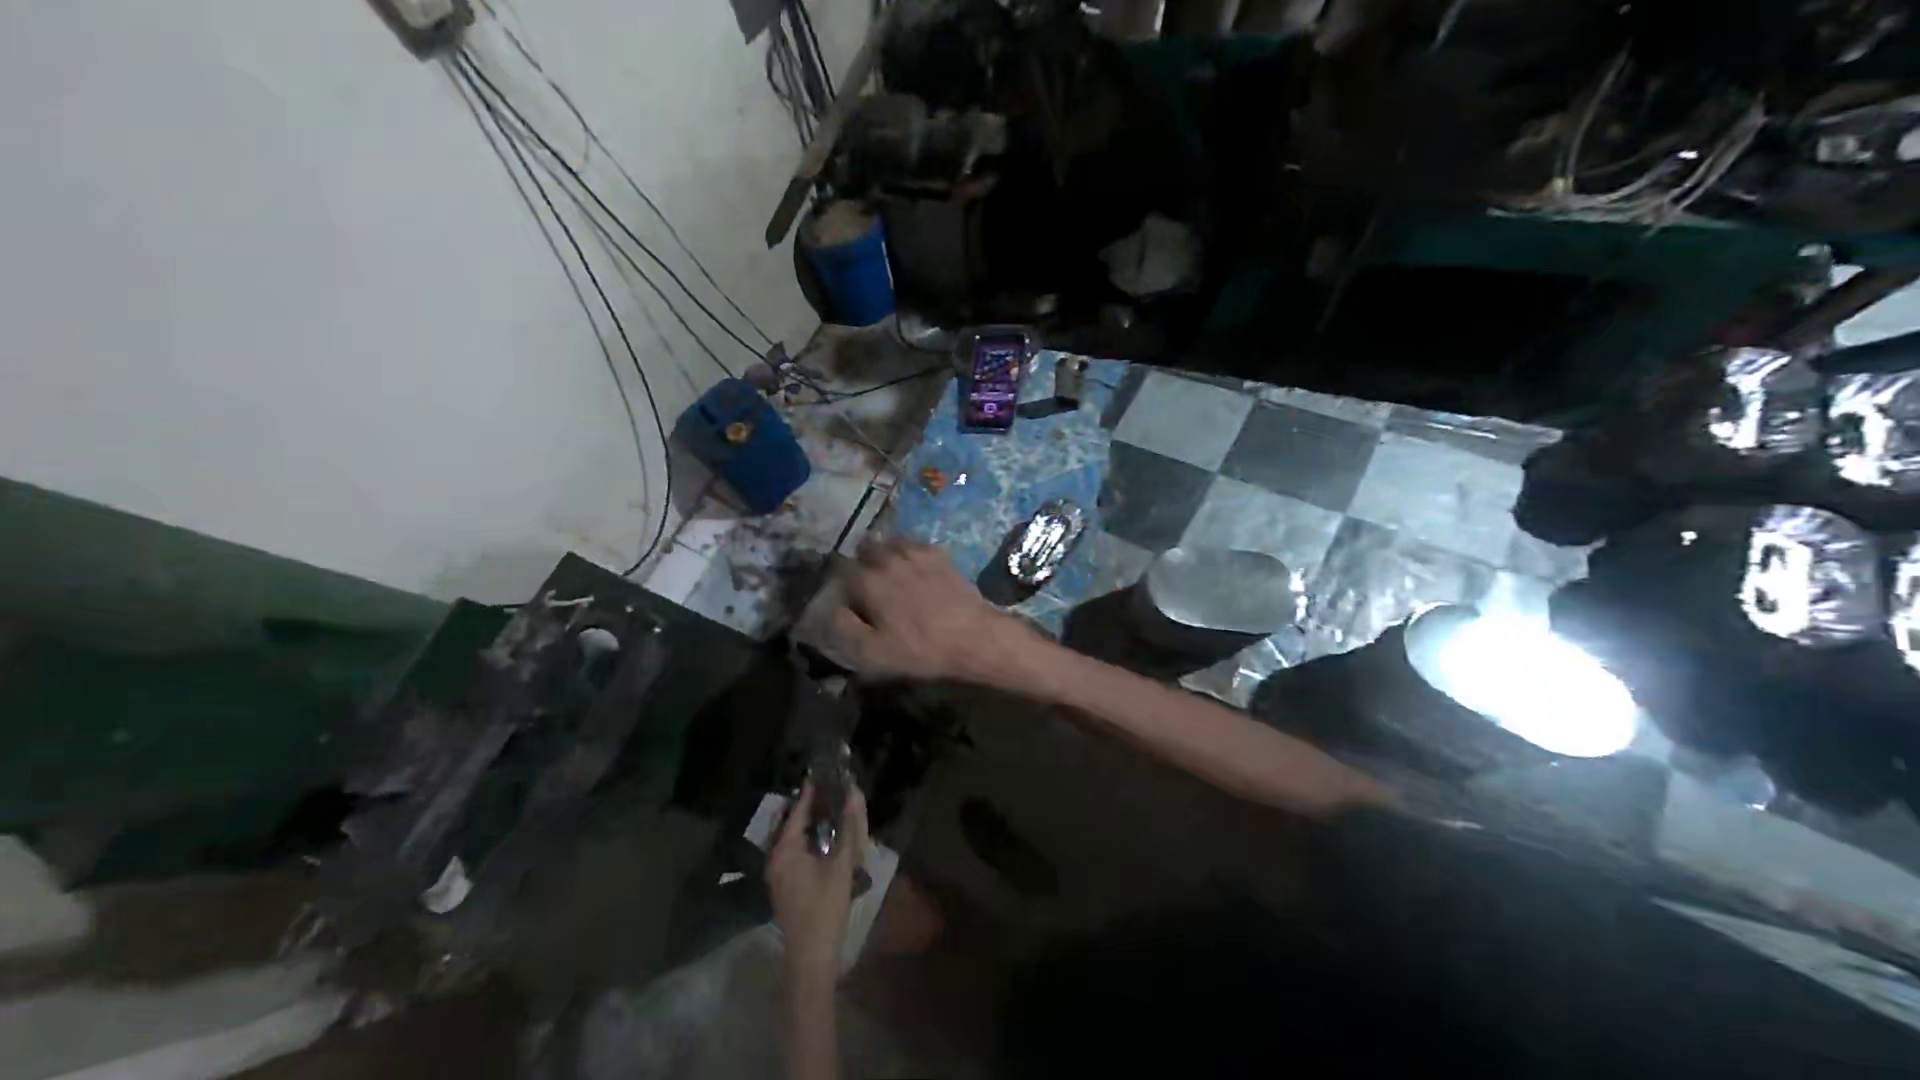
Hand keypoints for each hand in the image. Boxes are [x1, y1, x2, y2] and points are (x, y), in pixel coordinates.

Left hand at [768, 781, 868, 983]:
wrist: (811, 960)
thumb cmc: (825, 910)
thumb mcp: (841, 865)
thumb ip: (848, 828)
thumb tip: (854, 794)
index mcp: (784, 850)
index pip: (798, 810)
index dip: (813, 791)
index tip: (828, 772)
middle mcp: (775, 859)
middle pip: (795, 823)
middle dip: (815, 806)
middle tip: (837, 789)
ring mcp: (778, 875)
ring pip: (796, 839)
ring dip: (815, 825)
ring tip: (838, 809)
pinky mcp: (785, 887)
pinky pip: (796, 853)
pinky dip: (812, 842)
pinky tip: (830, 841)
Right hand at [830, 538, 1038, 682]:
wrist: (973, 637)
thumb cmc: (920, 649)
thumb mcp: (873, 652)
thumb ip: (844, 628)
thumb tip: (832, 609)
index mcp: (867, 581)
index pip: (841, 570)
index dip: (841, 583)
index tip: (847, 596)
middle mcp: (887, 559)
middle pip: (865, 550)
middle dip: (862, 562)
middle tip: (868, 583)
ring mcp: (915, 553)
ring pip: (890, 543)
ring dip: (885, 553)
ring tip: (889, 571)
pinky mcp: (939, 555)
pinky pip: (915, 546)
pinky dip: (910, 552)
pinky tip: (915, 567)